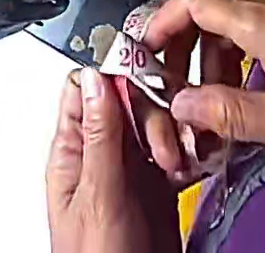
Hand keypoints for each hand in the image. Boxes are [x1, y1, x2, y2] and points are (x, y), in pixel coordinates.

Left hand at [46, 68, 178, 252]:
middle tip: (161, 139)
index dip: (115, 71)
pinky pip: (176, 144)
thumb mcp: (98, 198)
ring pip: (157, 118)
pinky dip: (187, 148)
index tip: (144, 66)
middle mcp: (102, 152)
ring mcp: (131, 165)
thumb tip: (96, 76)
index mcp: (74, 151)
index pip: (89, 87)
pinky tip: (190, 161)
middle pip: (129, 98)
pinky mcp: (158, 179)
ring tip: (175, 161)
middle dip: (152, 111)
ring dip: (172, 132)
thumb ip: (101, 136)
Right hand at [140, 0, 264, 168]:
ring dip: (204, 63)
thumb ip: (226, 112)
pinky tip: (231, 100)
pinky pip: (247, 36)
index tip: (141, 57)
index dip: (161, 22)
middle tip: (168, 97)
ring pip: (225, 25)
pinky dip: (228, 63)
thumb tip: (178, 104)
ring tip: (202, 112)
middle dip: (179, 51)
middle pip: (206, 11)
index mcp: (264, 21)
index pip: (195, 0)